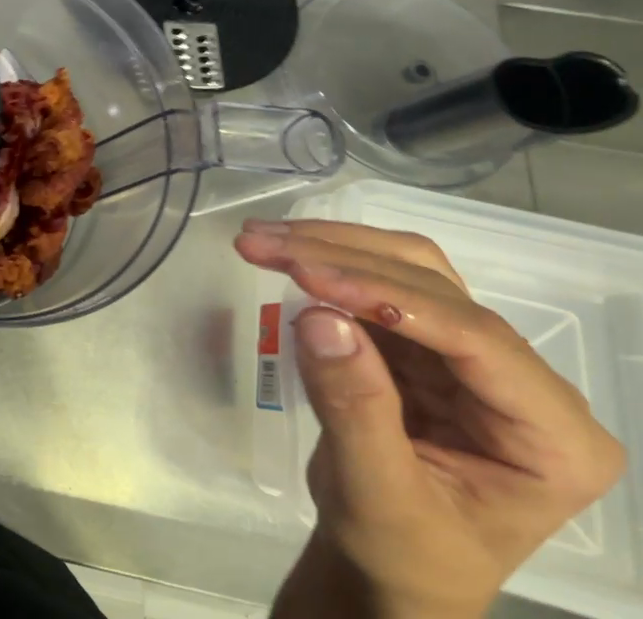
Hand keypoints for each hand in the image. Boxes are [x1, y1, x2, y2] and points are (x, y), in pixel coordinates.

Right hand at [238, 220, 624, 618]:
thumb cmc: (401, 552)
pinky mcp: (424, 354)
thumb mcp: (378, 495)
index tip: (304, 275)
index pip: (476, 340)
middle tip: (260, 244)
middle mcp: (525, 386)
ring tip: (259, 241)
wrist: (388, 569)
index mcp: (552, 435)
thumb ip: (356, 409)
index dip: (390, 297)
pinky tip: (280, 260)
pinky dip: (327, 269)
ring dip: (334, 250)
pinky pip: (379, 294)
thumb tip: (319, 318)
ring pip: (411, 275)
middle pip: (441, 293)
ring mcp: (473, 364)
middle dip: (348, 260)